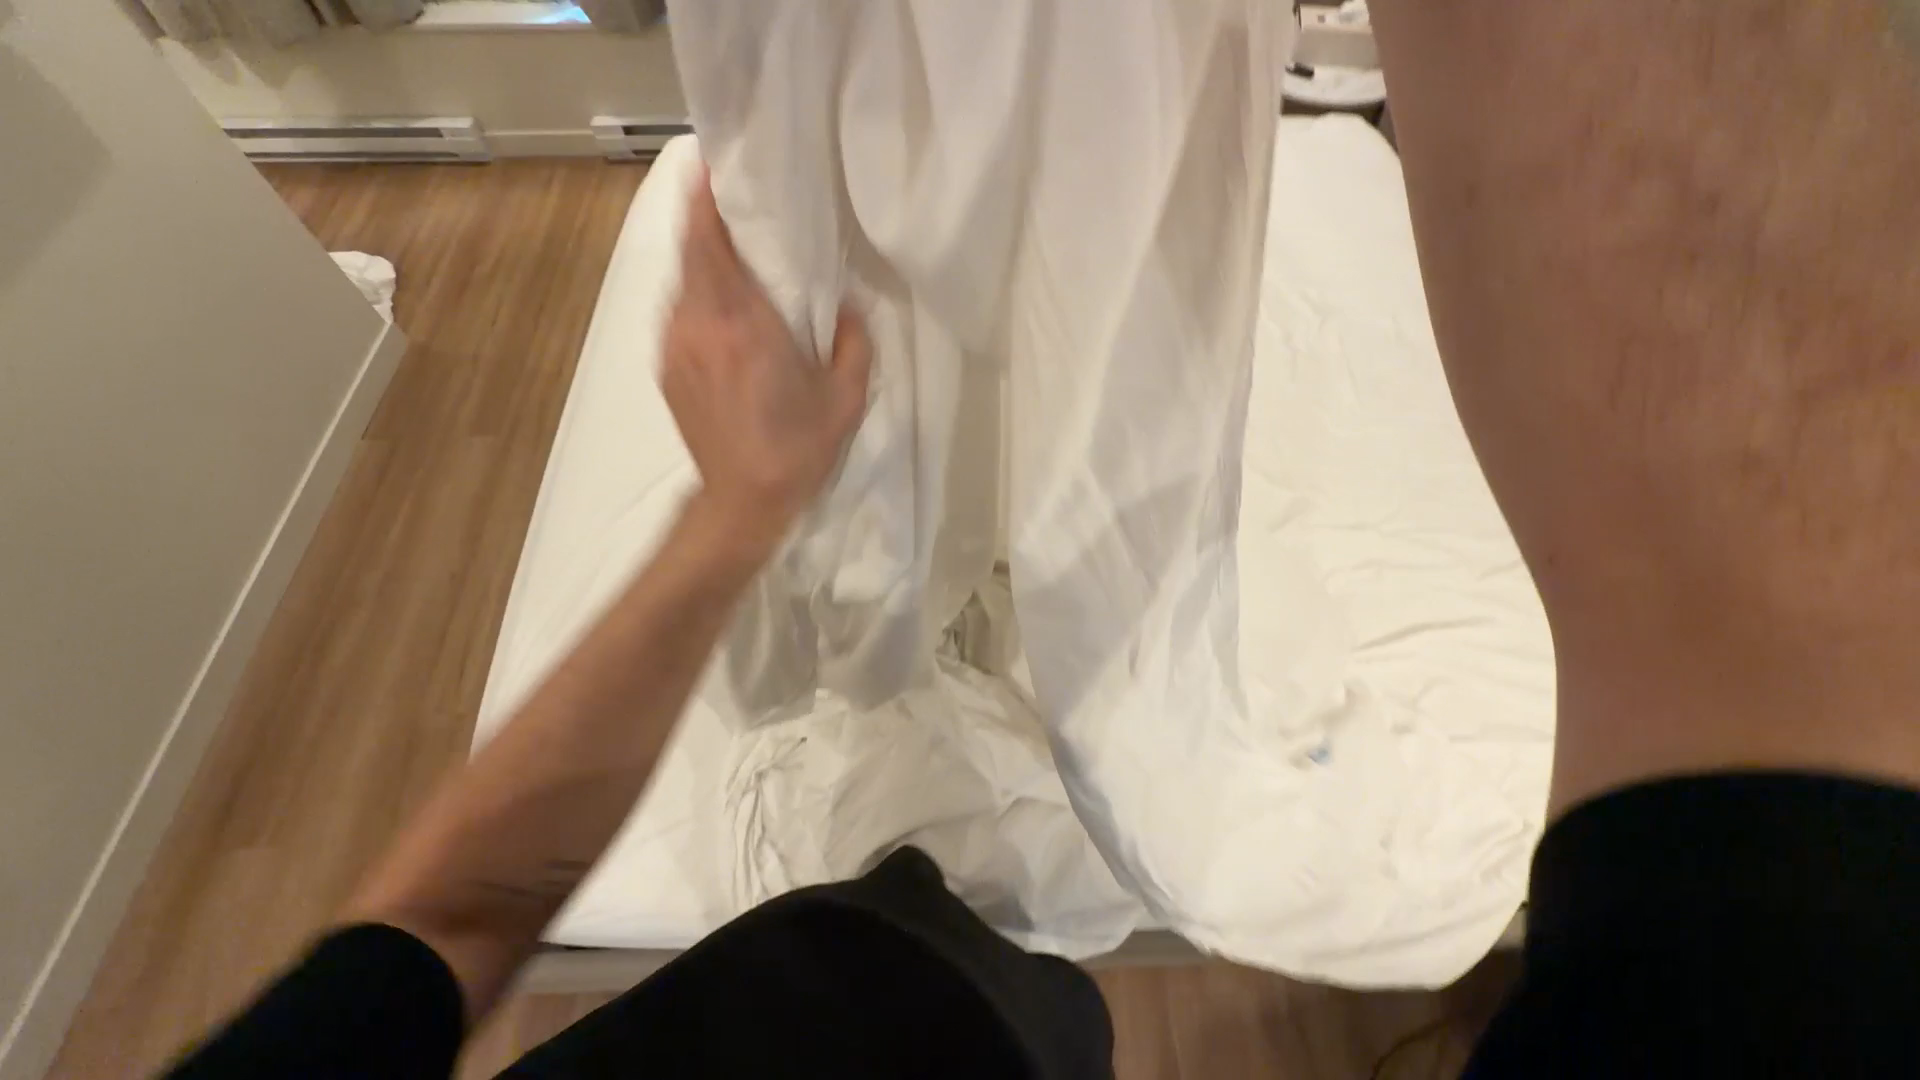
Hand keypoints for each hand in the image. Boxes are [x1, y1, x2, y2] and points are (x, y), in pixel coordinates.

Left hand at [661, 168, 872, 552]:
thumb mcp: (846, 398)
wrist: (742, 502)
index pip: (711, 240)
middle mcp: (698, 325)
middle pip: (690, 251)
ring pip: (681, 282)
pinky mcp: (667, 367)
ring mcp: (674, 346)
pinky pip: (678, 313)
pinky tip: (722, 308)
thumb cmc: (798, 450)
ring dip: (701, 260)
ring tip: (730, 251)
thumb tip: (847, 305)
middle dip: (705, 218)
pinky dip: (696, 295)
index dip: (707, 198)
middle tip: (732, 199)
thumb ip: (852, 341)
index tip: (717, 165)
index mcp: (743, 324)